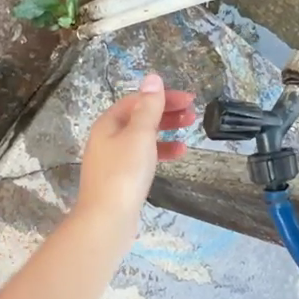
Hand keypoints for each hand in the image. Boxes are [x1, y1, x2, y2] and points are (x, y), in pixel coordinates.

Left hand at [76, 73, 195, 226]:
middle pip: (138, 118)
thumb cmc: (124, 174)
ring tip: (189, 130)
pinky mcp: (120, 179)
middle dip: (165, 113)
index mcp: (108, 124)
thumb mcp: (139, 135)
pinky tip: (178, 154)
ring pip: (141, 138)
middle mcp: (106, 139)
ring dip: (165, 131)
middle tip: (192, 114)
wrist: (107, 220)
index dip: (162, 97)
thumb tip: (152, 78)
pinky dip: (160, 152)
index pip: (137, 100)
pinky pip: (142, 157)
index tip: (189, 99)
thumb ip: (148, 107)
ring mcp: (112, 160)